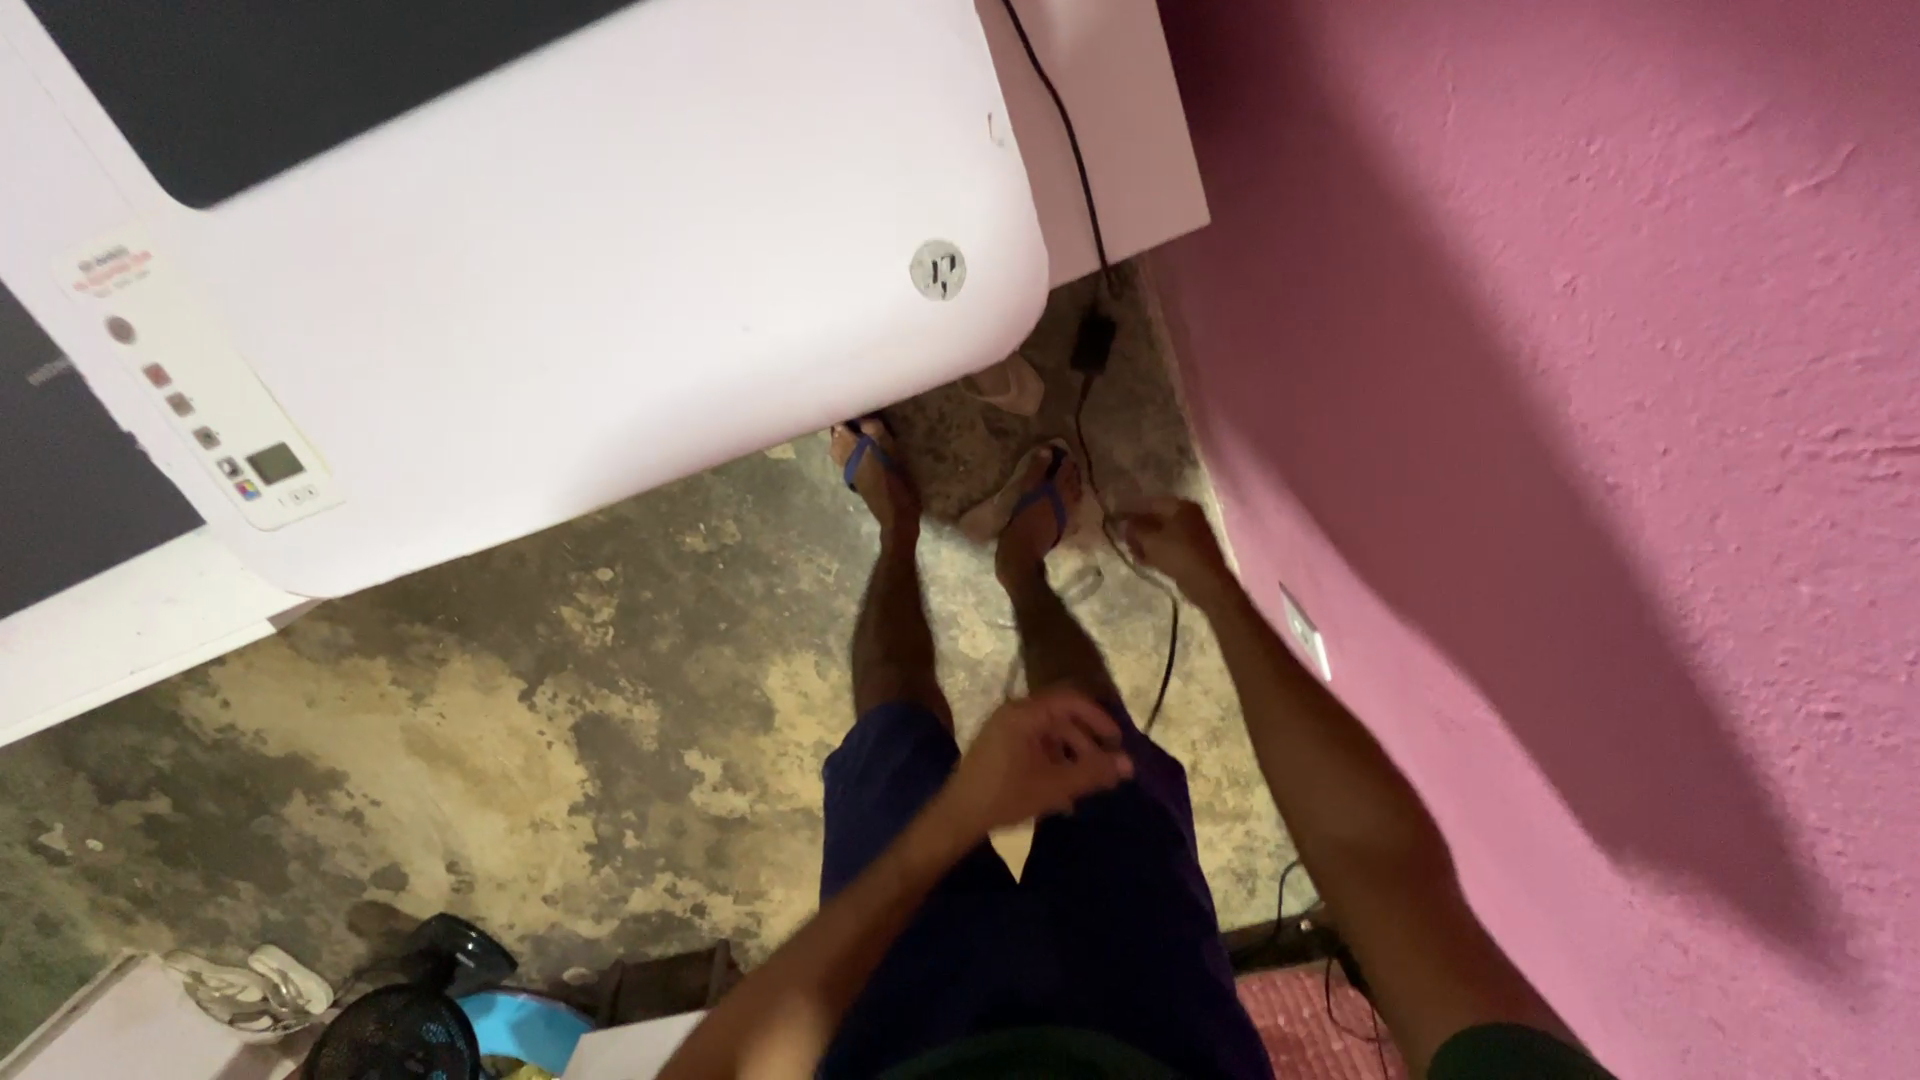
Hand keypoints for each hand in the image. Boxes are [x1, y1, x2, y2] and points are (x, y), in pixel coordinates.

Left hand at [937, 689, 1133, 834]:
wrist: (959, 815)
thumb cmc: (1007, 794)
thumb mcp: (1055, 785)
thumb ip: (1093, 772)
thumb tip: (1129, 763)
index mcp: (1025, 713)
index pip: (1071, 700)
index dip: (1098, 718)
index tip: (1117, 741)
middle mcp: (1014, 713)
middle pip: (1061, 717)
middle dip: (1086, 742)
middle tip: (1106, 767)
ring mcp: (1004, 729)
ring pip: (1049, 734)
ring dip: (1071, 755)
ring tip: (1087, 783)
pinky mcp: (1000, 746)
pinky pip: (1035, 745)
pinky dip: (1053, 761)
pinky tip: (1063, 792)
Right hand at [1114, 497, 1236, 606]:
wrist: (1207, 581)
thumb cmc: (1177, 554)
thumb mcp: (1150, 540)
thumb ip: (1134, 528)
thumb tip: (1124, 523)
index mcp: (1181, 506)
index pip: (1149, 503)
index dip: (1130, 511)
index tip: (1115, 518)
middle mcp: (1189, 514)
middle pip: (1156, 518)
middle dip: (1138, 529)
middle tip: (1123, 538)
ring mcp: (1193, 532)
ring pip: (1162, 533)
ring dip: (1146, 541)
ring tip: (1133, 552)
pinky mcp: (1194, 549)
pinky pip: (1170, 545)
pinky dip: (1157, 550)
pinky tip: (1145, 560)